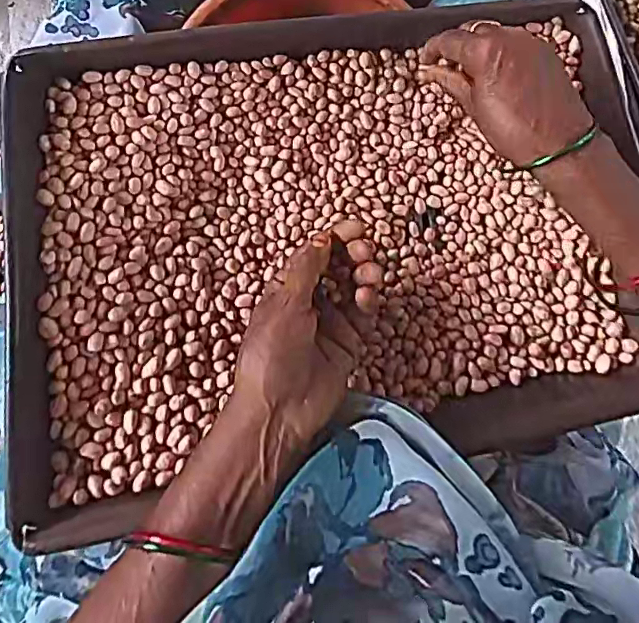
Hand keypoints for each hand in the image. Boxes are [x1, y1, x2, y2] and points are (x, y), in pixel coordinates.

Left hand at [227, 222, 381, 447]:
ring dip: (364, 274)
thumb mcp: (284, 303)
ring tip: (369, 273)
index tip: (355, 227)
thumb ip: (307, 269)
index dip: (335, 238)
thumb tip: (322, 238)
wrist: (278, 410)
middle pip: (338, 267)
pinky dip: (367, 300)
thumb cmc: (269, 355)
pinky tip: (366, 295)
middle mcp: (310, 301)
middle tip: (363, 249)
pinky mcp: (348, 343)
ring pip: (353, 287)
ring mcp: (330, 322)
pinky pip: (363, 313)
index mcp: (287, 287)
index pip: (315, 254)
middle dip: (353, 253)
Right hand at [419, 20, 595, 167]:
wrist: (562, 145)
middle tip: (446, 65)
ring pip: (494, 32)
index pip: (448, 39)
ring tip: (471, 69)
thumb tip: (434, 72)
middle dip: (456, 45)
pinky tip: (495, 69)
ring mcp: (529, 43)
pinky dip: (500, 49)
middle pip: (471, 30)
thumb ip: (451, 81)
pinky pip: (514, 41)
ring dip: (478, 45)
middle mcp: (508, 39)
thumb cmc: (520, 133)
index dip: (432, 49)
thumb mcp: (474, 107)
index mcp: (485, 51)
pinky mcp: (545, 51)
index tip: (427, 59)